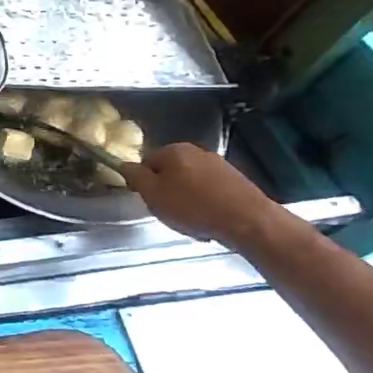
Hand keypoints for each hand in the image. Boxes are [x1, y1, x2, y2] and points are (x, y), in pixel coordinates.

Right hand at [119, 143, 285, 246]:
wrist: (248, 221)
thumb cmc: (193, 207)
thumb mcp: (153, 194)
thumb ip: (135, 177)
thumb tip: (125, 165)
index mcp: (173, 150)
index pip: (147, 164)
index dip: (145, 185)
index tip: (152, 202)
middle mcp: (197, 151)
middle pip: (170, 173)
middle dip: (167, 193)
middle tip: (170, 213)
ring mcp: (219, 165)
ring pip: (190, 184)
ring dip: (187, 202)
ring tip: (192, 222)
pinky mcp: (236, 181)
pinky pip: (210, 193)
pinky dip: (206, 206)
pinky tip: (209, 221)